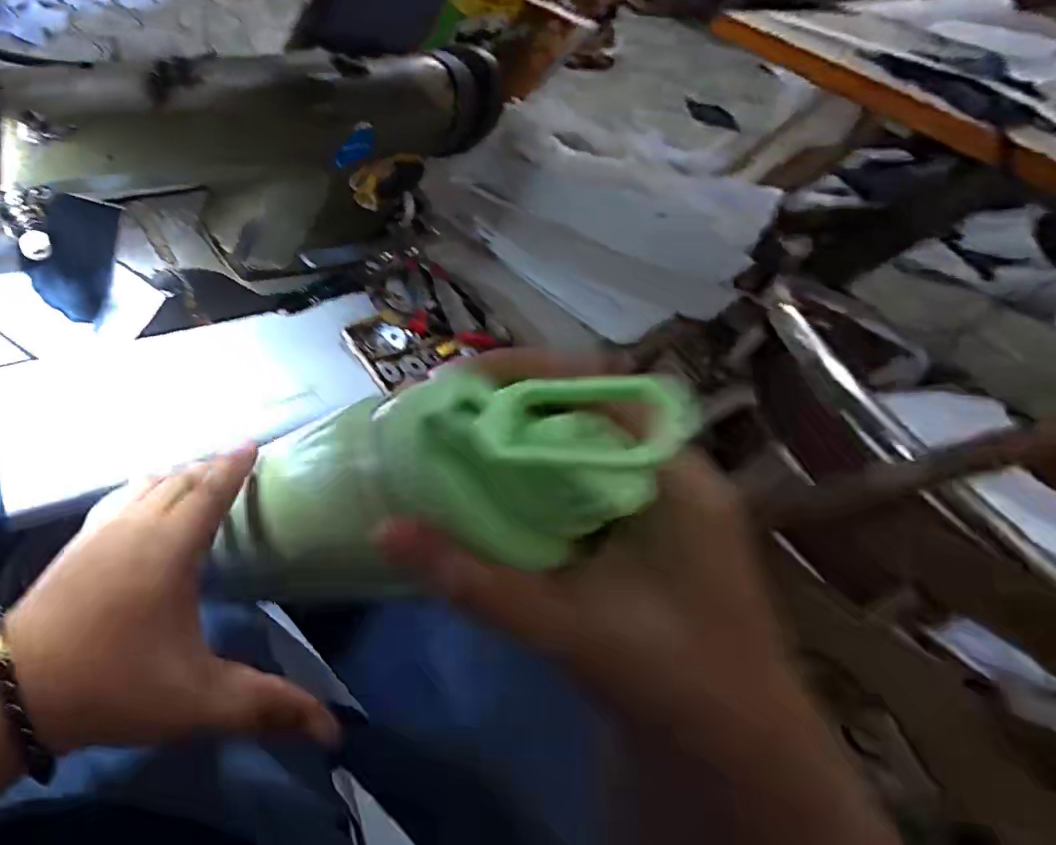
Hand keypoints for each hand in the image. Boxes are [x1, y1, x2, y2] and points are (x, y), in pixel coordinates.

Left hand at [3, 445, 342, 752]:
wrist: (25, 680)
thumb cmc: (117, 682)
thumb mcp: (199, 699)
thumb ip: (266, 706)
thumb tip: (334, 728)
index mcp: (169, 546)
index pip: (209, 492)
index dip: (233, 466)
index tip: (252, 442)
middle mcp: (135, 522)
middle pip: (178, 480)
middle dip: (208, 468)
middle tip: (233, 466)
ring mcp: (101, 527)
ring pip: (146, 484)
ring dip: (175, 476)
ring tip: (195, 482)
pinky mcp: (79, 539)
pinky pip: (121, 496)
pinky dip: (144, 488)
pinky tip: (142, 504)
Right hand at [380, 350, 808, 749]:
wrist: (737, 751)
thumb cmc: (674, 682)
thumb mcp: (564, 628)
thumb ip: (472, 579)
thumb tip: (383, 529)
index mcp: (673, 480)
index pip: (602, 387)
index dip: (527, 370)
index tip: (457, 381)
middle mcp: (663, 474)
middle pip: (577, 402)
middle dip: (501, 394)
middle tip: (435, 407)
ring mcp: (647, 498)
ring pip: (568, 433)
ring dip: (505, 424)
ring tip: (443, 431)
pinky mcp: (627, 523)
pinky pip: (564, 467)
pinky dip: (515, 459)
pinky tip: (475, 478)